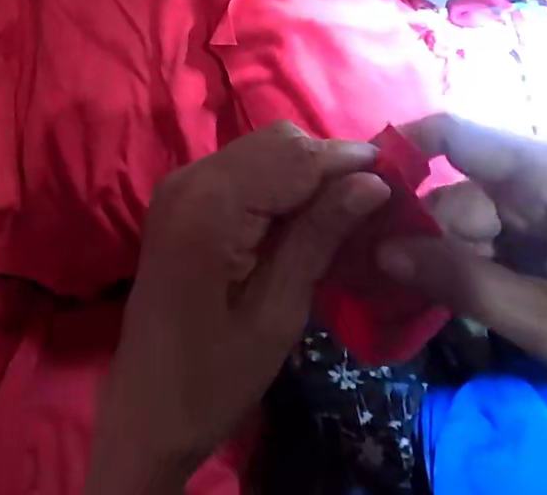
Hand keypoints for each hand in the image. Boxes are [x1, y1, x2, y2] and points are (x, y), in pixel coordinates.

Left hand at [85, 123, 390, 494]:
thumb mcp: (278, 310)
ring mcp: (180, 183)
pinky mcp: (180, 197)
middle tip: (373, 201)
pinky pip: (240, 170)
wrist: (147, 403)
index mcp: (210, 202)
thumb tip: (372, 182)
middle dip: (326, 163)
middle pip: (272, 142)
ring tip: (346, 210)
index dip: (346, 159)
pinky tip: (304, 216)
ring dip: (303, 171)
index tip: (399, 176)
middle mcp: (189, 176)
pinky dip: (276, 183)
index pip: (290, 155)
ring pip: (258, 150)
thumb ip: (319, 235)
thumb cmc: (215, 374)